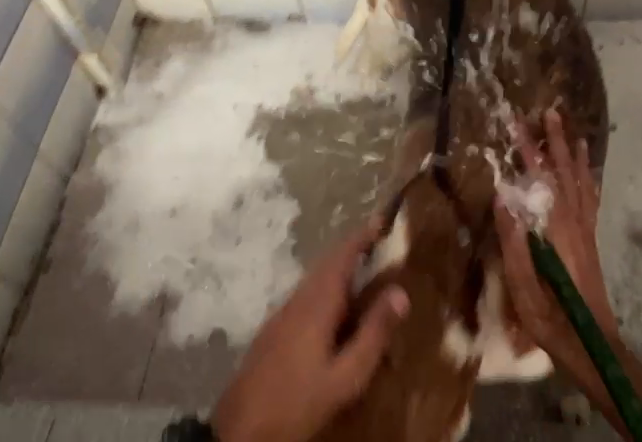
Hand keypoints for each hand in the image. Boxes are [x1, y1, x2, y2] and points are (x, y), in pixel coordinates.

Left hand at [212, 219, 409, 441]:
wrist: (241, 428)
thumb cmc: (298, 400)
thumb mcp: (346, 375)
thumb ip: (373, 334)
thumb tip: (400, 292)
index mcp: (317, 303)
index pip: (342, 256)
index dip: (362, 236)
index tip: (383, 219)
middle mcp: (298, 300)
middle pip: (327, 264)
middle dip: (353, 249)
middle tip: (381, 243)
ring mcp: (282, 315)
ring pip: (316, 280)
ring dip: (340, 269)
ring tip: (367, 271)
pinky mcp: (275, 331)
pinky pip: (308, 296)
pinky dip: (329, 289)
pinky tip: (339, 310)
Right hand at [494, 109, 616, 385]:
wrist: (594, 349)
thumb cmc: (553, 322)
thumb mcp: (523, 290)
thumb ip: (513, 245)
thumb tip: (502, 199)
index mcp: (557, 232)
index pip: (542, 181)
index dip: (529, 152)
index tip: (517, 125)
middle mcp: (576, 225)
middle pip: (566, 175)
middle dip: (556, 143)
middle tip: (550, 113)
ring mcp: (586, 234)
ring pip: (582, 184)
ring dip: (574, 156)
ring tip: (572, 134)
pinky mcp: (591, 244)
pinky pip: (592, 201)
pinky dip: (589, 181)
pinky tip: (588, 174)